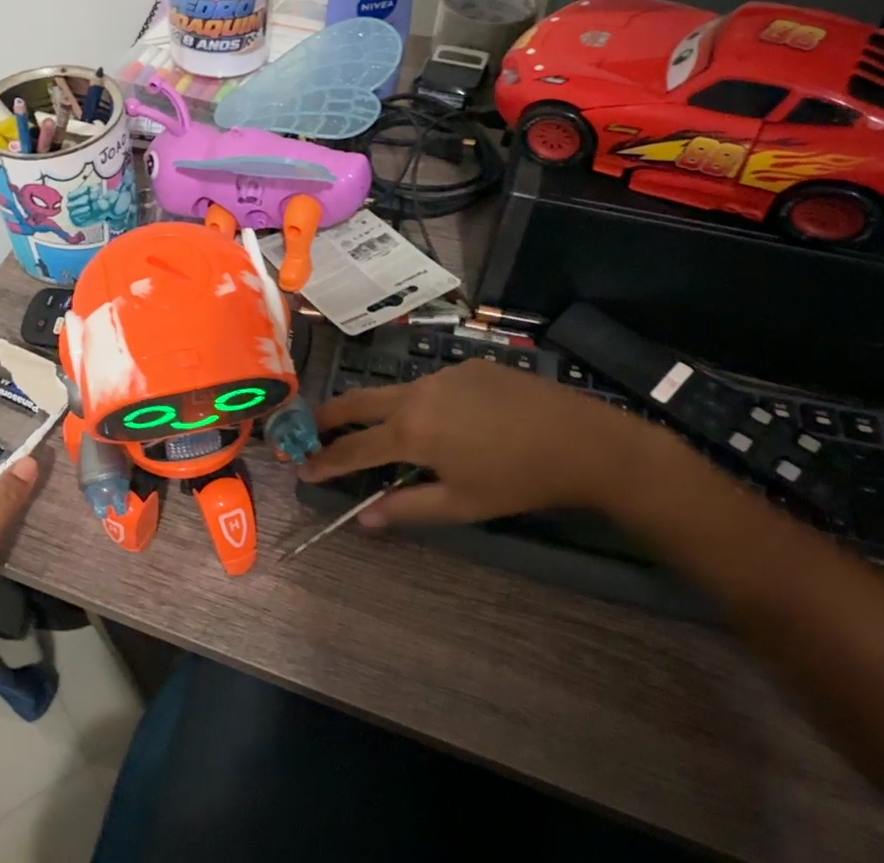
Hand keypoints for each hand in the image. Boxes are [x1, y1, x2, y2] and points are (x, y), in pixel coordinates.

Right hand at [296, 359, 675, 527]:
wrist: (583, 440)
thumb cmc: (518, 480)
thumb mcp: (460, 504)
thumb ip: (406, 508)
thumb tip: (363, 518)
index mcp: (411, 432)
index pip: (352, 449)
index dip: (323, 461)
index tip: (300, 469)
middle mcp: (418, 395)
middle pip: (358, 401)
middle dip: (329, 416)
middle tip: (310, 430)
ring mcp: (444, 375)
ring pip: (395, 391)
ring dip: (374, 408)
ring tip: (371, 427)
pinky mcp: (470, 365)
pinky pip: (430, 384)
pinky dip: (417, 402)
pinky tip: (438, 420)